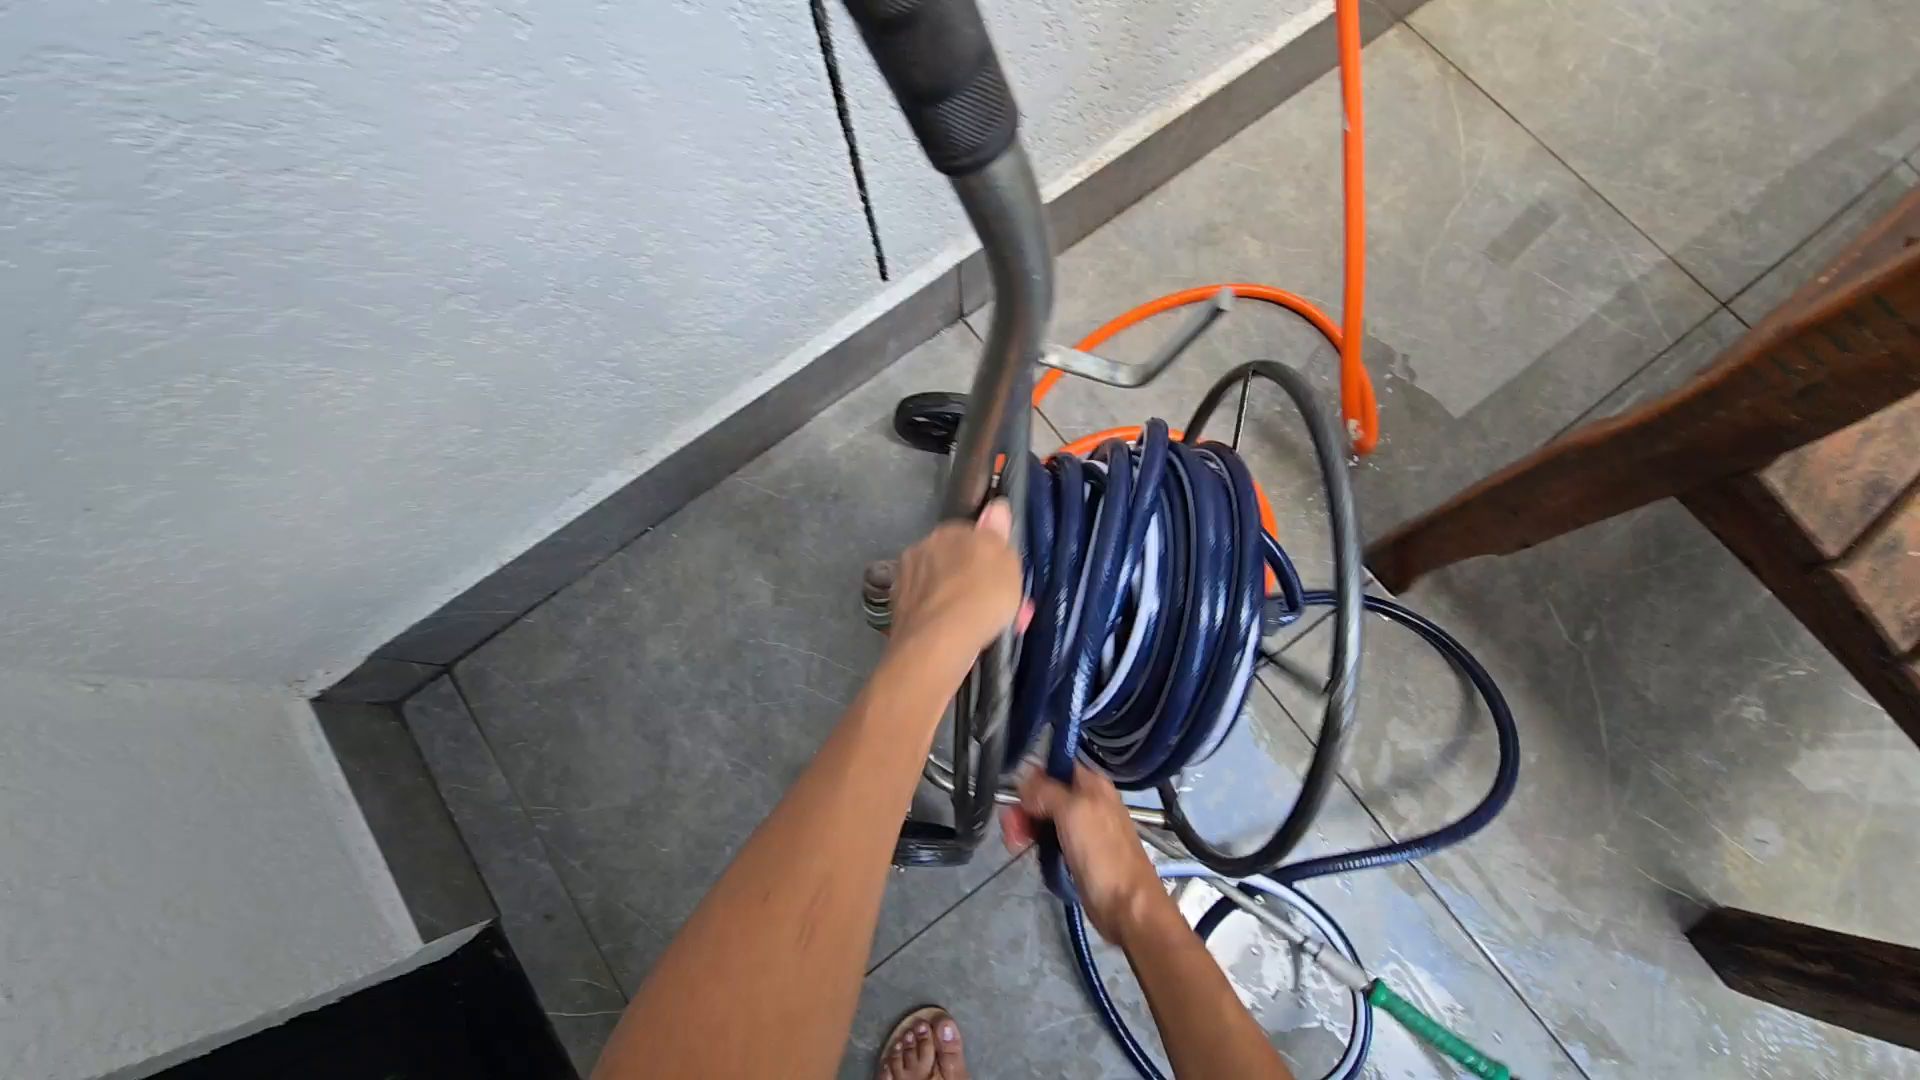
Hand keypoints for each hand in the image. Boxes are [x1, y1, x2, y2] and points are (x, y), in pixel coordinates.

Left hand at [885, 499, 1027, 663]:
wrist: (939, 643)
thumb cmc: (980, 595)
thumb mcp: (1004, 558)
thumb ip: (999, 531)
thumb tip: (997, 507)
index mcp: (945, 532)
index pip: (970, 534)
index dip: (989, 554)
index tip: (1003, 575)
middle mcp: (919, 551)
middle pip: (954, 562)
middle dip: (975, 580)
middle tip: (999, 604)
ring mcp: (905, 584)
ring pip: (943, 590)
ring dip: (962, 602)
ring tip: (986, 626)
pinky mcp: (899, 616)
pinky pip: (933, 614)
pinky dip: (947, 621)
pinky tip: (963, 637)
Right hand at [1001, 765, 1162, 944]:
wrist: (1127, 906)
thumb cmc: (1102, 853)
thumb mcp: (1072, 811)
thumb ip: (1046, 789)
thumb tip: (1024, 774)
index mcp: (1092, 784)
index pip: (1055, 765)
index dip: (1033, 775)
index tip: (1016, 793)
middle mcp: (1087, 801)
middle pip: (1045, 792)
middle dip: (1024, 806)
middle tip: (1011, 826)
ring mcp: (1082, 828)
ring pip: (1044, 816)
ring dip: (1026, 825)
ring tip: (1016, 843)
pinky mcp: (1076, 852)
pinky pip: (1049, 838)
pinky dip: (1035, 841)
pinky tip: (1025, 850)